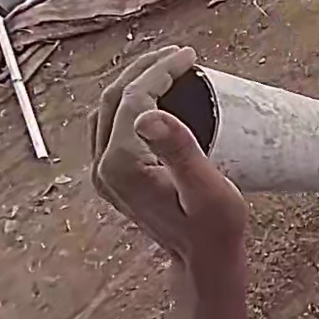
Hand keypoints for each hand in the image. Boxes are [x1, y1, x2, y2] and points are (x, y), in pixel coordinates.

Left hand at [91, 46, 247, 266]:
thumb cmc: (214, 229)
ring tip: (167, 68)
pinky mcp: (114, 178)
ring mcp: (105, 175)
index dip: (160, 72)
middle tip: (178, 55)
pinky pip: (113, 127)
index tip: (189, 56)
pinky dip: (132, 103)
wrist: (203, 262)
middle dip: (145, 69)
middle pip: (114, 100)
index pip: (135, 100)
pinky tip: (155, 98)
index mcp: (122, 166)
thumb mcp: (207, 190)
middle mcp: (104, 169)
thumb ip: (179, 151)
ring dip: (135, 83)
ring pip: (109, 111)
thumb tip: (148, 115)